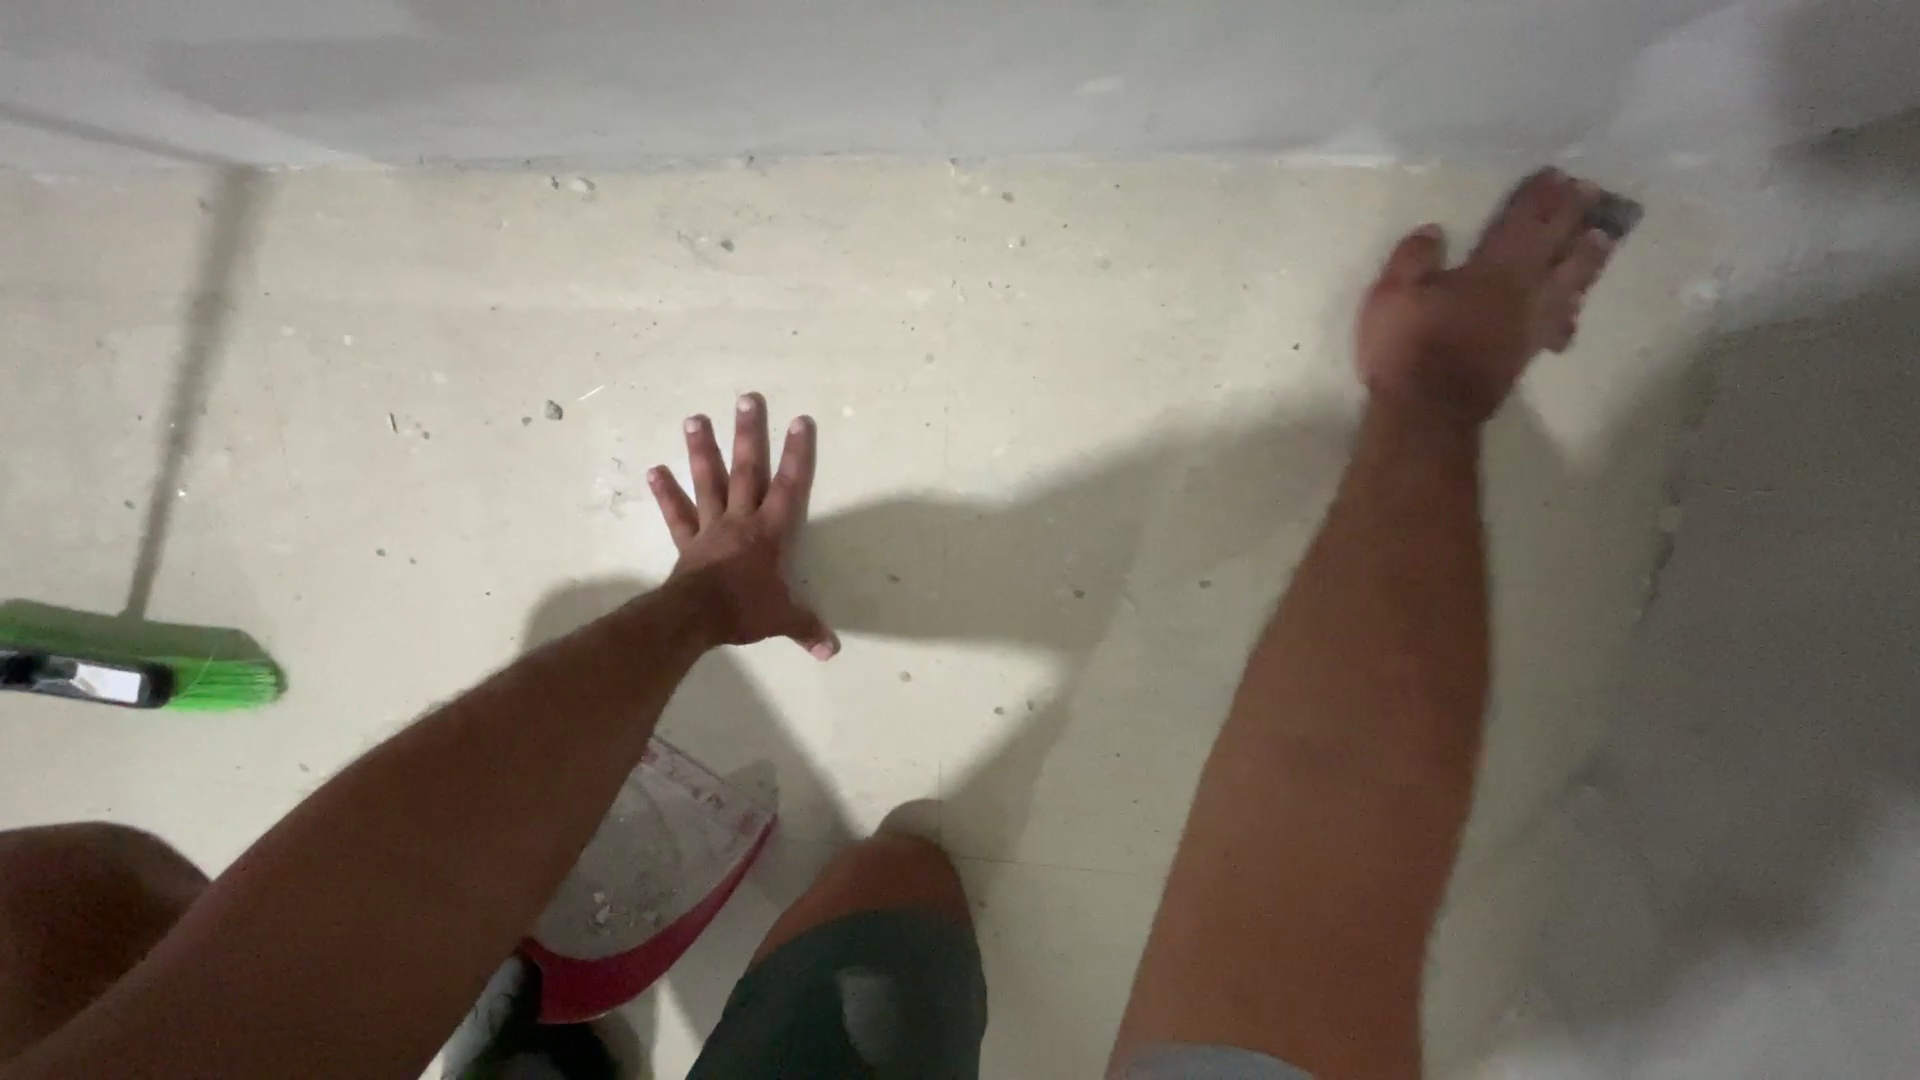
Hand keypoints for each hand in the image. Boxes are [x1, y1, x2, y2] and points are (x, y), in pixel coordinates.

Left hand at [647, 393, 839, 659]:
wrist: (695, 618)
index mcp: (770, 532)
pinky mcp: (688, 542)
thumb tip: (832, 651)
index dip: (797, 454)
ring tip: (694, 419)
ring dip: (702, 451)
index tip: (799, 421)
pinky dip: (666, 493)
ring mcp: (711, 528)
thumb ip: (807, 628)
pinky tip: (654, 470)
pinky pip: (677, 515)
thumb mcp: (783, 619)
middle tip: (746, 399)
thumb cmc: (744, 610)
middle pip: (746, 471)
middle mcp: (741, 520)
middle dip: (749, 435)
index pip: (789, 487)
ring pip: (708, 482)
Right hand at [1356, 167, 1616, 423]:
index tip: (1557, 173)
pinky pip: (1559, 326)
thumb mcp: (1391, 293)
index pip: (1523, 222)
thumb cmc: (1407, 346)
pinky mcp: (1525, 355)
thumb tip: (1434, 231)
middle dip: (1575, 216)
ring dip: (1588, 258)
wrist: (1427, 409)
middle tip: (1593, 192)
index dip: (1540, 196)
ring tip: (1603, 239)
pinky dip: (1569, 314)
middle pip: (1559, 246)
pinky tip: (1569, 314)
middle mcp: (1524, 290)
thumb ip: (1413, 258)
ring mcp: (1530, 325)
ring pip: (1571, 283)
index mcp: (1493, 268)